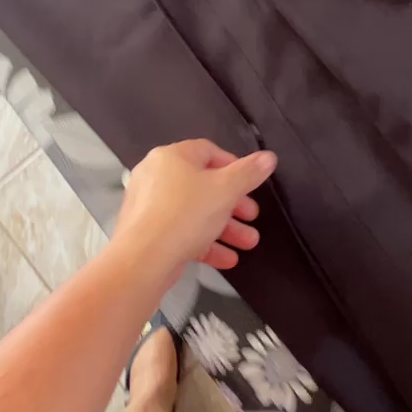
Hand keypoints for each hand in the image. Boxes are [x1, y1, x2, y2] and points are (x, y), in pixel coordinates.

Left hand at [113, 140, 275, 271]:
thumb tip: (268, 157)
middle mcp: (156, 176)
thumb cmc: (185, 214)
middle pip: (202, 185)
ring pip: (194, 212)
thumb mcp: (225, 190)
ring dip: (224, 227)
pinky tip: (227, 259)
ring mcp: (149, 206)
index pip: (207, 152)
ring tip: (248, 243)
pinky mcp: (147, 233)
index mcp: (171, 157)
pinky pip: (181, 232)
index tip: (250, 184)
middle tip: (252, 216)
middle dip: (233, 204)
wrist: (142, 260)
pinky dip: (204, 243)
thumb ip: (249, 173)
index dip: (233, 166)